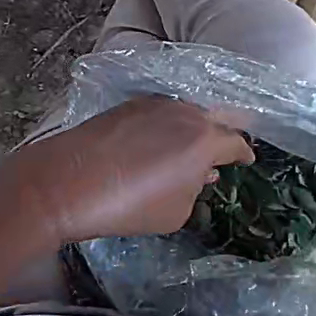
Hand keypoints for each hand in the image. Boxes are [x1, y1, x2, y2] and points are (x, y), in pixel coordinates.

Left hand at [6, 96, 253, 244]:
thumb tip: (197, 175)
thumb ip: (196, 190)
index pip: (237, 142)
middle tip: (224, 149)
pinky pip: (161, 112)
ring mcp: (154, 104)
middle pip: (215, 118)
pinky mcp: (128, 105)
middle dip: (224, 133)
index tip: (246, 161)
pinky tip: (158, 142)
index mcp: (205, 139)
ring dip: (193, 128)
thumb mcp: (177, 212)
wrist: (68, 182)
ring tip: (188, 149)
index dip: (244, 154)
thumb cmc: (130, 204)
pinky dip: (168, 125)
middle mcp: (185, 113)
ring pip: (186, 112)